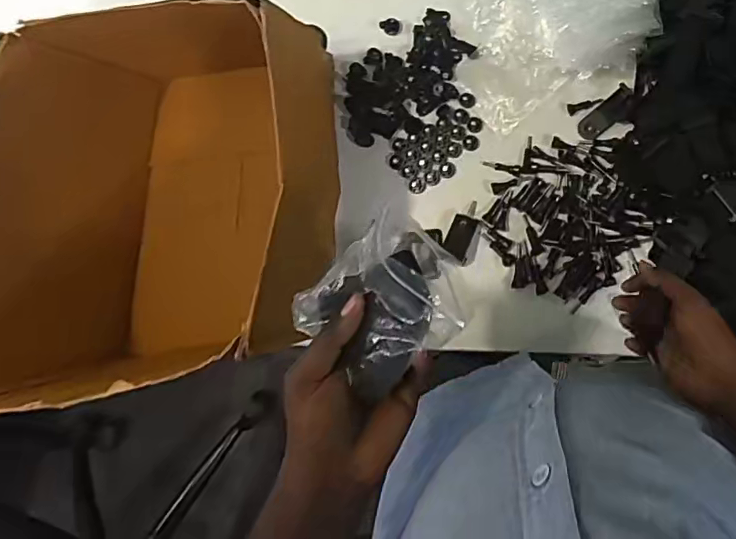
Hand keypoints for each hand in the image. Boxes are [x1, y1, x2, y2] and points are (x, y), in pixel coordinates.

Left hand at [262, 293, 430, 533]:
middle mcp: (366, 350)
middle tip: (410, 269)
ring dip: (413, 319)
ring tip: (425, 291)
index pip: (353, 311)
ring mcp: (390, 368)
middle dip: (393, 299)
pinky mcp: (408, 388)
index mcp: (337, 346)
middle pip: (383, 319)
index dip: (364, 290)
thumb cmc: (310, 421)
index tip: (381, 262)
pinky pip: (421, 366)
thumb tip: (360, 298)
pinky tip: (428, 336)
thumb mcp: (307, 376)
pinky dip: (425, 353)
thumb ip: (331, 338)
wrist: (332, 474)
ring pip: (404, 336)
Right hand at [613, 263, 735, 418]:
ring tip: (624, 320)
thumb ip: (665, 281)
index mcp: (684, 301)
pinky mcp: (664, 358)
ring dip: (632, 321)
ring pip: (645, 325)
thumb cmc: (709, 338)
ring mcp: (670, 338)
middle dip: (633, 301)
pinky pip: (645, 347)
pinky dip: (636, 343)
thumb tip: (645, 267)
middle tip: (620, 302)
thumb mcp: (687, 300)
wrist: (721, 380)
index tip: (628, 284)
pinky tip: (631, 342)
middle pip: (649, 304)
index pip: (659, 285)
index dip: (643, 281)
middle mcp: (676, 318)